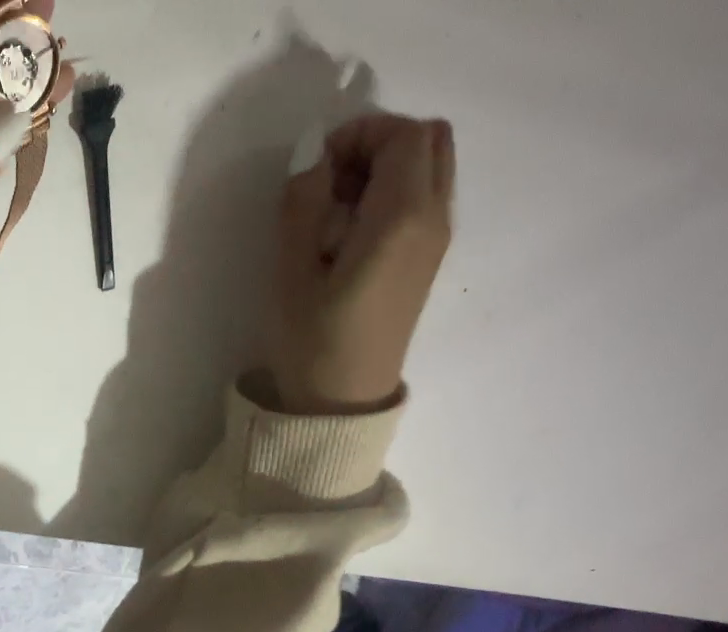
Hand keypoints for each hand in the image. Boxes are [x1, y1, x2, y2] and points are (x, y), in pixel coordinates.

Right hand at [269, 114, 455, 415]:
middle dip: (377, 144)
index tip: (315, 167)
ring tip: (334, 210)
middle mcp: (434, 218)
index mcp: (403, 218)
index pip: (403, 135)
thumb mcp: (291, 272)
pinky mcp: (425, 259)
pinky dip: (391, 194)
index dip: (358, 133)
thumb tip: (312, 153)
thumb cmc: (312, 341)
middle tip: (328, 181)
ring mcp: (436, 240)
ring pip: (430, 167)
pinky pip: (423, 198)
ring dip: (385, 169)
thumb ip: (303, 203)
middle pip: (429, 140)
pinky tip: (348, 233)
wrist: (342, 402)